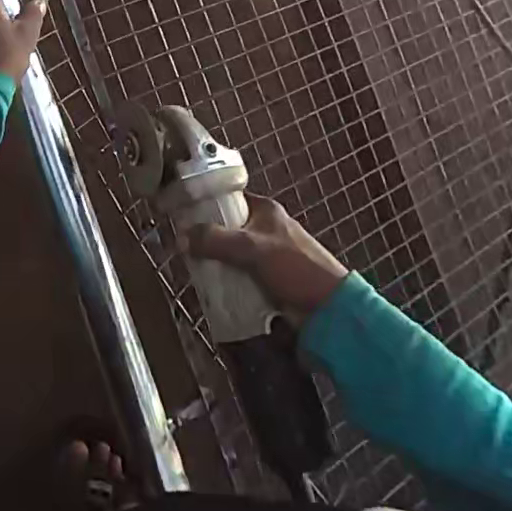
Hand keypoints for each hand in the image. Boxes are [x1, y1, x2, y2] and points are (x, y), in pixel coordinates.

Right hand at [186, 194, 348, 315]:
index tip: (182, 214)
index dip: (206, 204)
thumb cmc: (296, 269)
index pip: (228, 199)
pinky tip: (209, 284)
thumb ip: (214, 240)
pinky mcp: (266, 278)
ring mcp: (266, 255)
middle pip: (225, 227)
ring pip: (229, 252)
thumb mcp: (251, 248)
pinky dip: (225, 277)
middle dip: (205, 238)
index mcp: (266, 211)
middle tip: (183, 245)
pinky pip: (237, 273)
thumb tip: (181, 238)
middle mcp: (264, 229)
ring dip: (214, 260)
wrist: (330, 311)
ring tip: (192, 266)